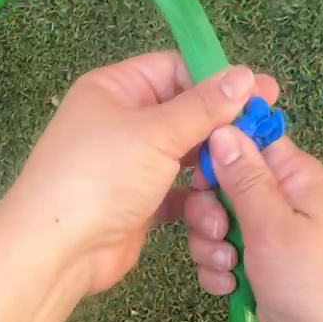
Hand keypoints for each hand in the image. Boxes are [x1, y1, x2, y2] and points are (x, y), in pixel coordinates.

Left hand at [0, 52, 277, 293]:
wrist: (59, 251)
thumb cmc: (100, 178)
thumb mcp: (156, 133)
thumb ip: (204, 106)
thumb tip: (245, 75)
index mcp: (116, 90)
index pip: (176, 70)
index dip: (220, 82)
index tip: (263, 95)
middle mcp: (122, 124)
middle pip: (186, 119)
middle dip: (221, 136)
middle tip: (263, 143)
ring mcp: (130, 167)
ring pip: (186, 162)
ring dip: (211, 178)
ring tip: (232, 192)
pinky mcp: (138, 205)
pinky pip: (178, 197)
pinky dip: (196, 207)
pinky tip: (215, 220)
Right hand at [180, 127, 322, 321]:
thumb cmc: (314, 279)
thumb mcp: (273, 225)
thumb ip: (245, 179)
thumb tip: (223, 129)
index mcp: (292, 175)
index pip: (247, 139)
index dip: (218, 154)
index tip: (204, 181)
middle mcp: (277, 198)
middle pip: (221, 185)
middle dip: (208, 212)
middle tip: (220, 234)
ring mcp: (265, 234)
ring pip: (215, 224)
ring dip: (211, 248)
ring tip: (229, 268)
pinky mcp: (255, 265)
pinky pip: (221, 256)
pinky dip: (219, 272)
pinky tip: (231, 288)